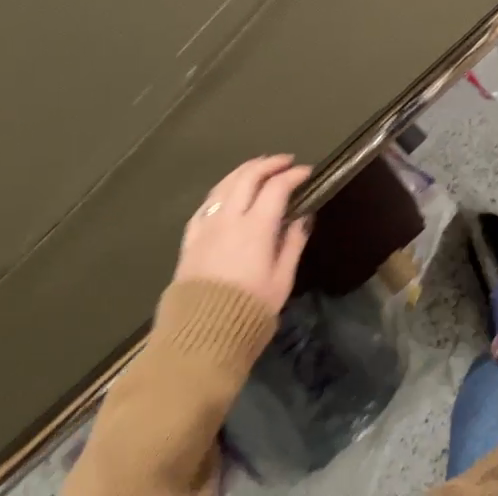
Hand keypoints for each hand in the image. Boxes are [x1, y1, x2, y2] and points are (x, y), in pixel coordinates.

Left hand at [174, 155, 311, 311]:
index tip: (307, 173)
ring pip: (224, 185)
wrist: (201, 336)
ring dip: (243, 171)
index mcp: (256, 227)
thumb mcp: (281, 281)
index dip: (294, 175)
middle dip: (269, 164)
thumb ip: (292, 244)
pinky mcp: (190, 239)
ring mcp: (206, 226)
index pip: (277, 187)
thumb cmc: (249, 310)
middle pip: (248, 177)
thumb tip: (304, 216)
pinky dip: (221, 191)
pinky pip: (206, 204)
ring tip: (258, 168)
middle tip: (285, 162)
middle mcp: (229, 219)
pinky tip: (226, 193)